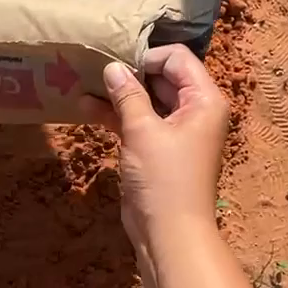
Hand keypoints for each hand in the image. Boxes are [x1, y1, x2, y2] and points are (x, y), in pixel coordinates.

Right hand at [78, 44, 230, 250]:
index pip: (177, 60)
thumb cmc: (163, 178)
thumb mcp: (143, 132)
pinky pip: (137, 121)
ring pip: (146, 101)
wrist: (168, 230)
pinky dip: (116, 115)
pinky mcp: (155, 148)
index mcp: (204, 100)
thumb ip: (128, 96)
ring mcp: (174, 131)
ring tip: (83, 85)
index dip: (146, 56)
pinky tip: (87, 107)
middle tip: (94, 69)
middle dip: (129, 73)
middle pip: (162, 78)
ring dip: (118, 95)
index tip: (114, 63)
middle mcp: (194, 110)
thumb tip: (111, 67)